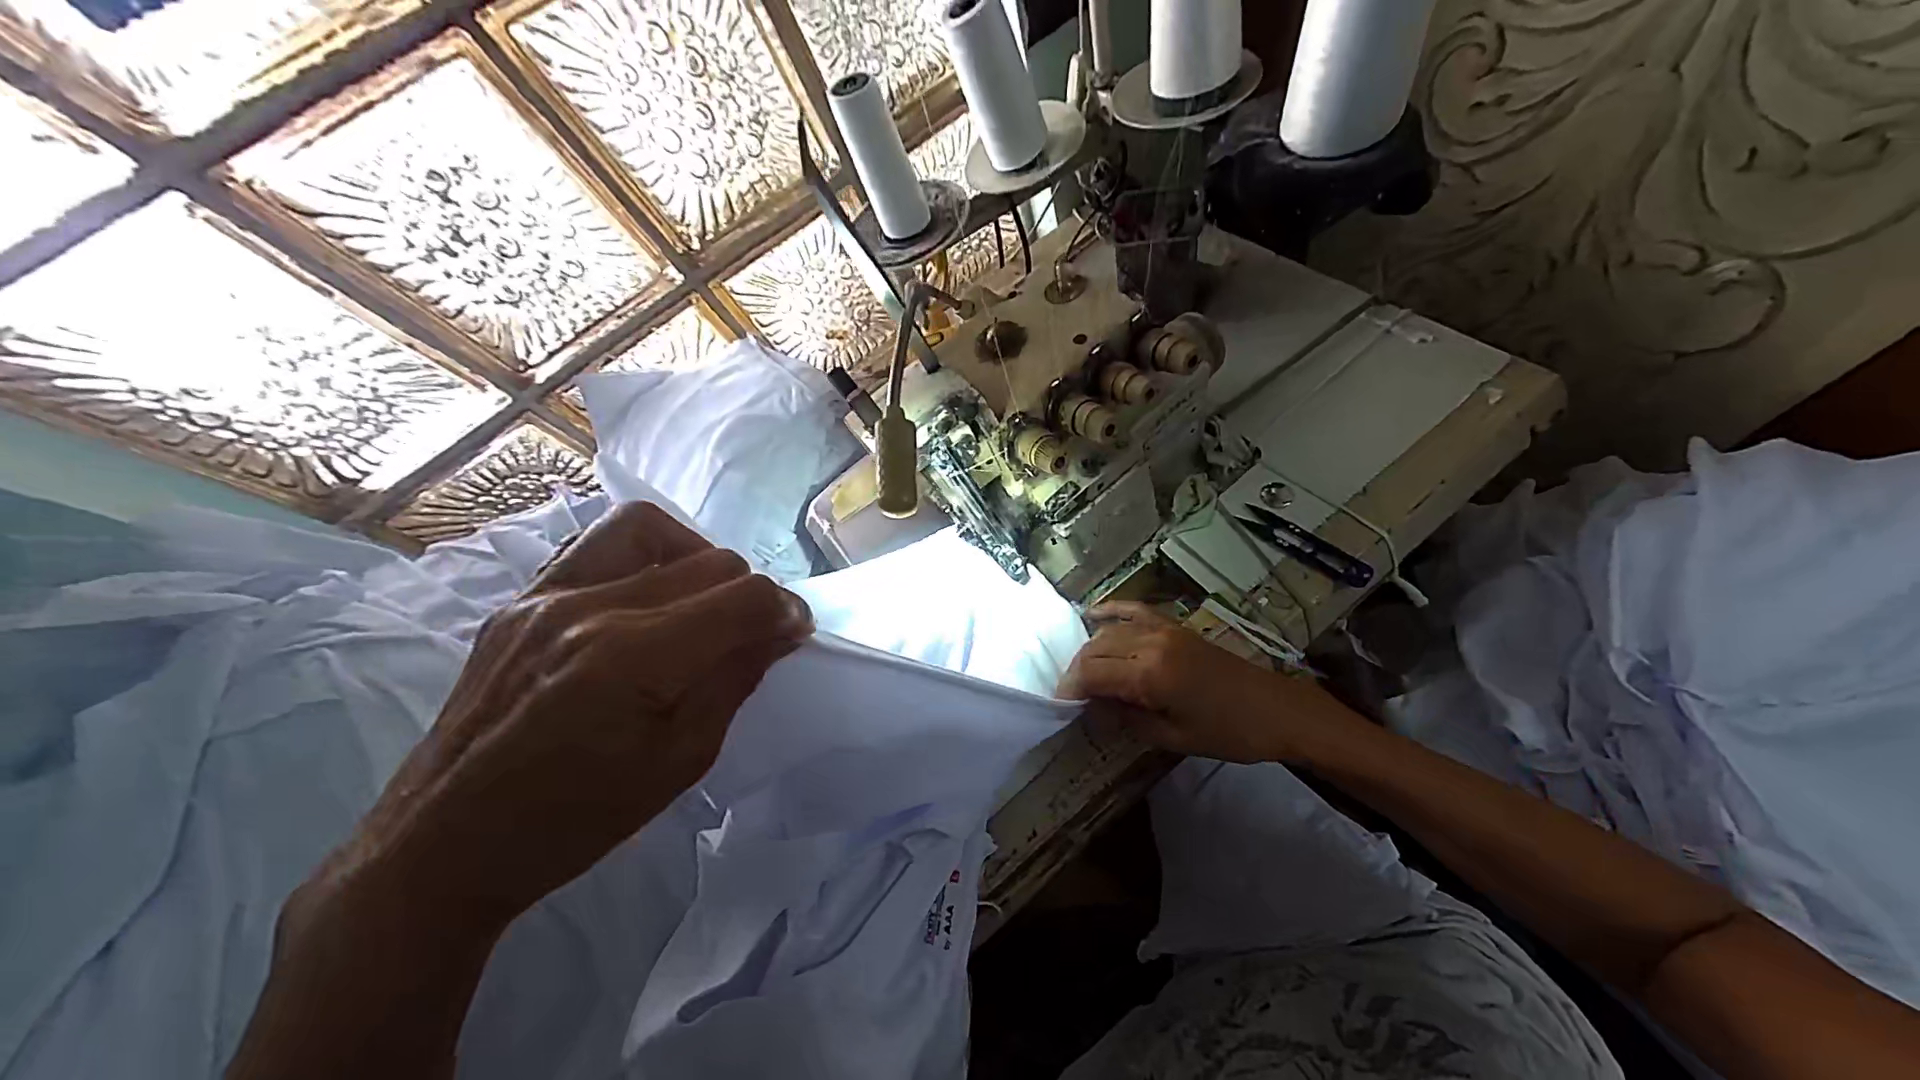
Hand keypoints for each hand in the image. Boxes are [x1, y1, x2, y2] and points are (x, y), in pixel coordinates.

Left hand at [305, 502, 813, 931]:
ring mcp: (545, 596)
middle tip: (750, 633)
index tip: (795, 632)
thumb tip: (780, 628)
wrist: (446, 842)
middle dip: (749, 594)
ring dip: (695, 556)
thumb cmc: (576, 820)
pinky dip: (641, 559)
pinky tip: (644, 602)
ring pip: (649, 528)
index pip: (743, 598)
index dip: (785, 610)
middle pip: (710, 562)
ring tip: (699, 599)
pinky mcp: (518, 600)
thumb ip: (735, 679)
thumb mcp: (680, 761)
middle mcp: (590, 608)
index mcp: (634, 659)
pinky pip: (596, 547)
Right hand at [1057, 602, 1356, 763]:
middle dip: (1077, 672)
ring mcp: (1164, 629)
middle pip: (1095, 649)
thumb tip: (1092, 710)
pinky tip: (1092, 613)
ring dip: (1091, 650)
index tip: (1059, 706)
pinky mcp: (1175, 626)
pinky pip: (1135, 610)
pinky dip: (1112, 610)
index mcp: (1150, 674)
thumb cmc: (1228, 733)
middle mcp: (1151, 643)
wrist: (1278, 711)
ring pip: (1109, 631)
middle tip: (1073, 697)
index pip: (1091, 673)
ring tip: (1086, 675)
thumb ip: (1126, 719)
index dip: (1070, 688)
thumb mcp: (1172, 737)